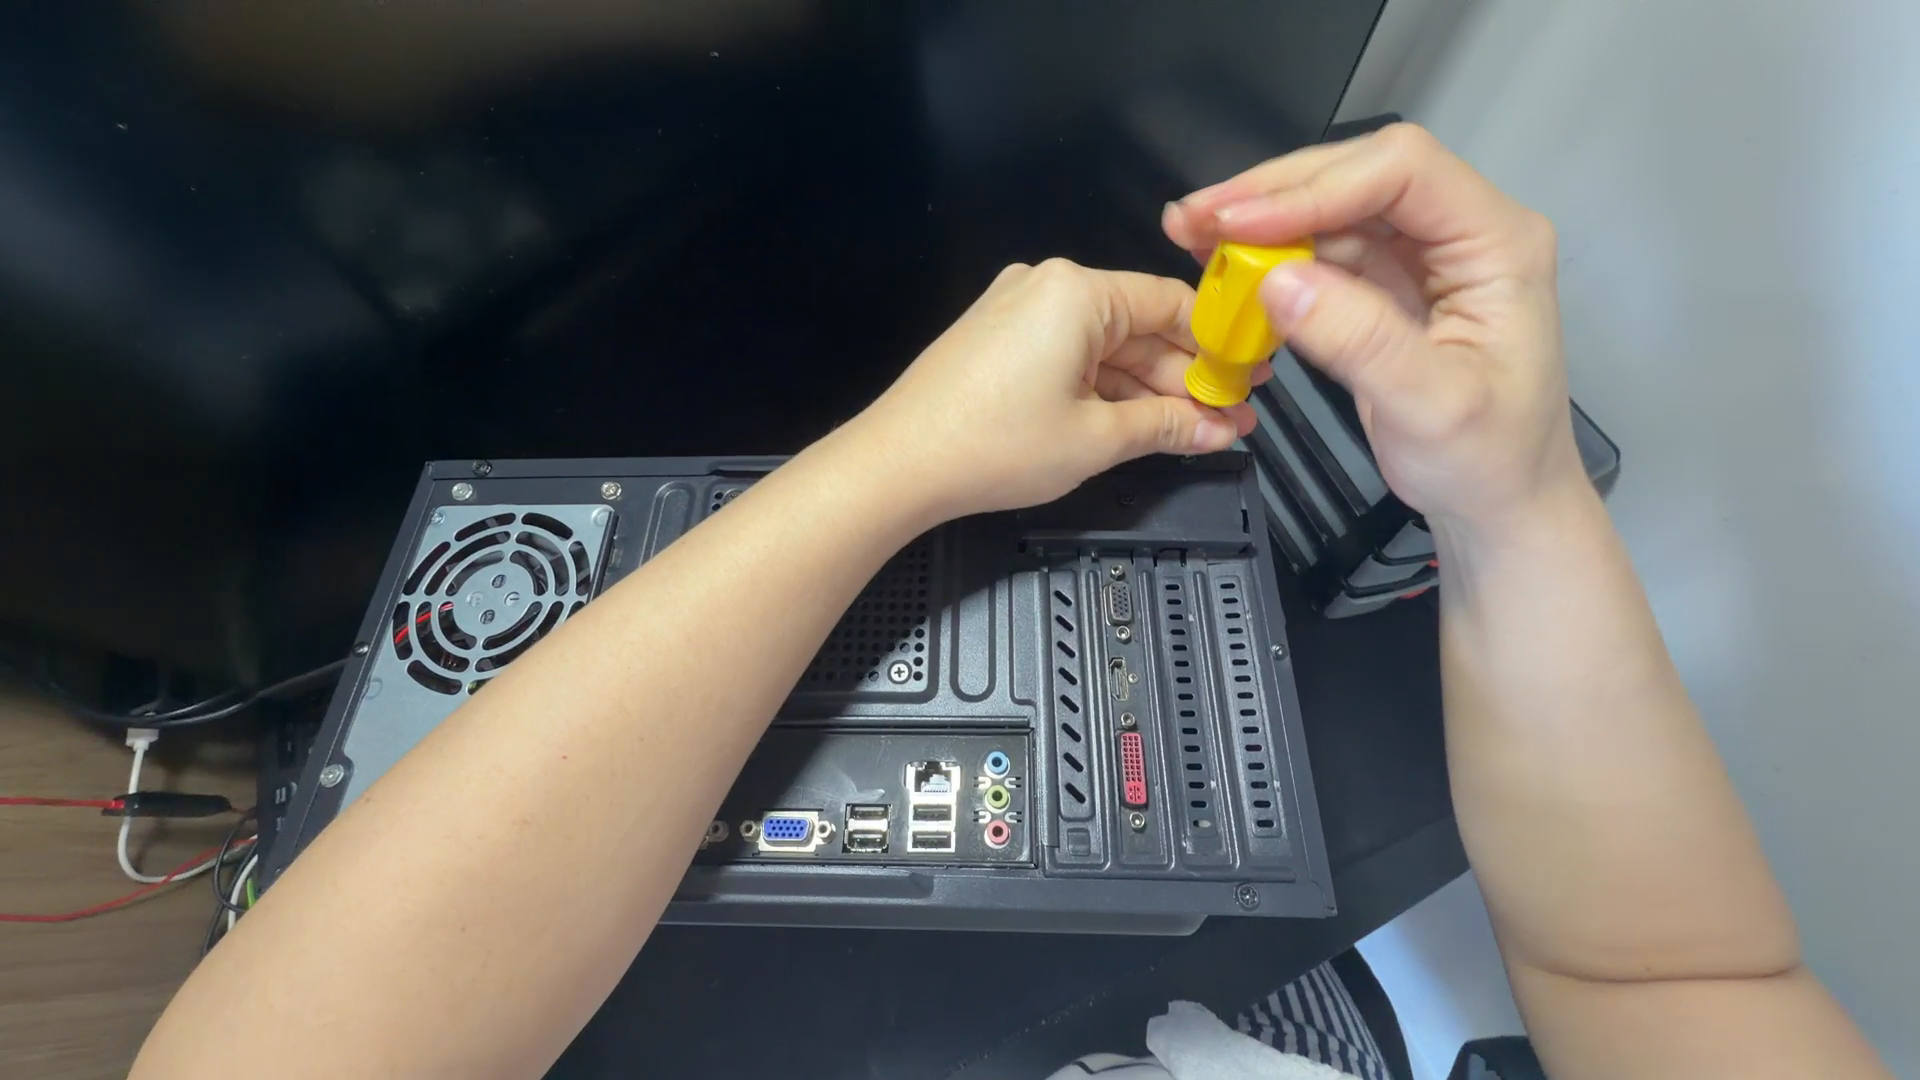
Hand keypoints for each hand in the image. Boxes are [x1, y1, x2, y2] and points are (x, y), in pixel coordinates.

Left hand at [841, 258, 1266, 521]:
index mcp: (1076, 291)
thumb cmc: (993, 446)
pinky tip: (1135, 423)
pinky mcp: (997, 342)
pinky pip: (1067, 359)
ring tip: (1192, 430)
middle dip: (1182, 379)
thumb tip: (1218, 432)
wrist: (897, 466)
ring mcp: (1015, 313)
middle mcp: (1044, 288)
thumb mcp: (1095, 440)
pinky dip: (1101, 391)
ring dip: (1144, 391)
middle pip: (1137, 329)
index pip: (1170, 304)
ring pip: (1102, 349)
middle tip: (1226, 419)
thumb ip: (1166, 429)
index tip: (1246, 378)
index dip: (1215, 346)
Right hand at [1163, 124, 1587, 535]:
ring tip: (1192, 232)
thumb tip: (1275, 281)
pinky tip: (1224, 265)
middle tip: (1194, 215)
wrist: (1494, 498)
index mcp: (1493, 243)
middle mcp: (1455, 234)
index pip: (1401, 175)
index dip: (1314, 189)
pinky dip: (1266, 258)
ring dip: (1259, 220)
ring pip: (1329, 212)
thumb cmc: (1484, 458)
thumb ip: (1358, 341)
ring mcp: (1414, 261)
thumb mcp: (1430, 406)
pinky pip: (1317, 257)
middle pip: (1358, 177)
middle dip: (1271, 193)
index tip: (1237, 225)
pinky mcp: (1379, 291)